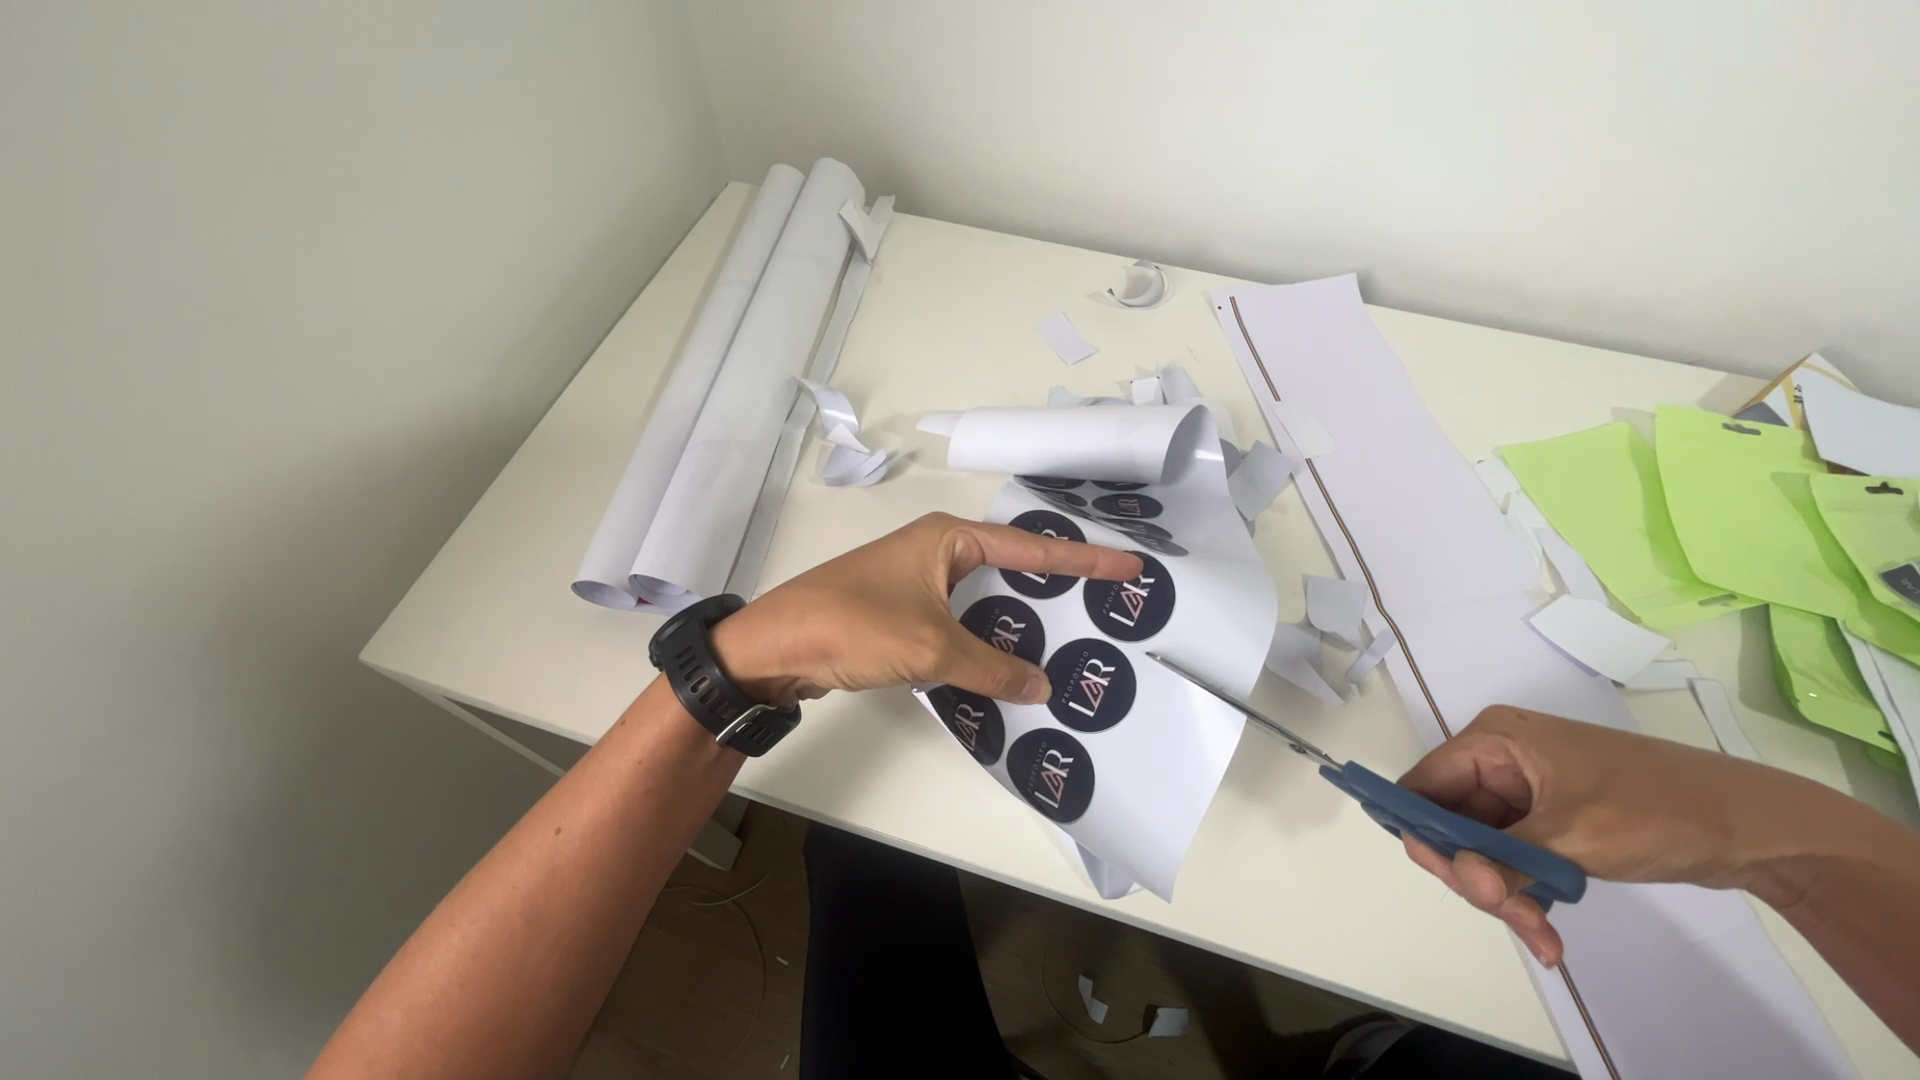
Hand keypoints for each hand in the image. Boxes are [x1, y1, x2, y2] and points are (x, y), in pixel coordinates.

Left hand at [709, 512, 1142, 705]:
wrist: (773, 647)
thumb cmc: (853, 626)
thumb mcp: (931, 648)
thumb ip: (991, 666)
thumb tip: (1040, 685)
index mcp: (948, 539)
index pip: (1031, 548)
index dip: (1083, 559)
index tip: (1128, 565)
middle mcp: (936, 550)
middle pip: (1011, 568)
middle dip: (1054, 588)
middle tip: (1103, 605)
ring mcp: (917, 579)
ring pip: (984, 597)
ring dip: (1017, 620)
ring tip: (1067, 638)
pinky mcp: (902, 609)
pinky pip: (960, 619)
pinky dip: (985, 638)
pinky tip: (1007, 662)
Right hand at [1395, 705, 1828, 965]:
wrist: (1762, 829)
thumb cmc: (1660, 811)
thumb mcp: (1573, 838)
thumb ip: (1504, 858)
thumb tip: (1458, 879)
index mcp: (1493, 740)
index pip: (1424, 785)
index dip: (1424, 832)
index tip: (1457, 881)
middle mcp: (1499, 759)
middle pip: (1450, 823)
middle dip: (1476, 875)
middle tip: (1514, 917)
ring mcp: (1523, 789)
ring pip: (1482, 847)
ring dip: (1504, 893)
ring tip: (1542, 936)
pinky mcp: (1548, 817)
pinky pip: (1513, 855)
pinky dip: (1525, 891)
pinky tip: (1547, 930)